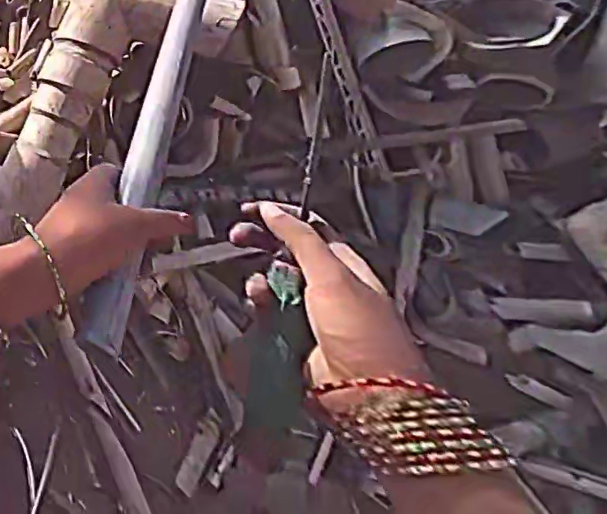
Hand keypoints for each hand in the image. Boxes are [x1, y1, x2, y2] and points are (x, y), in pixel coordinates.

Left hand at [33, 165, 193, 295]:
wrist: (49, 268)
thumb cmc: (91, 235)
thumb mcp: (136, 225)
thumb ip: (163, 221)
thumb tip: (188, 220)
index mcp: (93, 181)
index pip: (118, 172)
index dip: (138, 184)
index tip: (157, 202)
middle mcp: (81, 198)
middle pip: (118, 205)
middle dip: (139, 222)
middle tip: (157, 238)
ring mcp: (73, 223)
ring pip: (110, 230)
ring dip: (128, 244)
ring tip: (143, 259)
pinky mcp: (70, 247)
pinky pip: (99, 250)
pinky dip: (113, 260)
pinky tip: (124, 273)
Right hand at [229, 203, 431, 405]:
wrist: (367, 396)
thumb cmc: (367, 337)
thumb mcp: (333, 276)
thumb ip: (300, 238)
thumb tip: (273, 211)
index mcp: (345, 265)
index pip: (308, 228)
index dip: (280, 217)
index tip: (252, 210)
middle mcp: (327, 285)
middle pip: (284, 252)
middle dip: (260, 243)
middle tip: (239, 237)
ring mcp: (310, 310)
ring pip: (271, 280)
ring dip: (260, 281)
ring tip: (261, 289)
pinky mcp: (294, 332)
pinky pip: (267, 309)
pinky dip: (261, 306)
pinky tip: (265, 309)